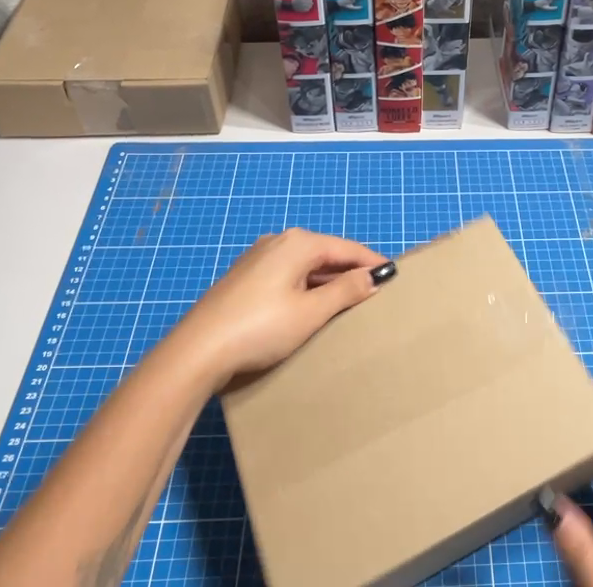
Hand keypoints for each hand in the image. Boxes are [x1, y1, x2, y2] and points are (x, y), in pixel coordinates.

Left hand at [172, 228, 387, 384]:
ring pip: (304, 266)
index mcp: (298, 243)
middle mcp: (277, 242)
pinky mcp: (244, 279)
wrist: (198, 351)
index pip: (346, 248)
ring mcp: (257, 259)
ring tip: (348, 304)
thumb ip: (346, 291)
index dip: (372, 262)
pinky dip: (305, 287)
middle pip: (325, 254)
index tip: (395, 277)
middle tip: (375, 293)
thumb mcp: (310, 312)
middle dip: (350, 271)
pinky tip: (311, 308)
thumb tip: (376, 275)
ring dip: (327, 282)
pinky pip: (287, 276)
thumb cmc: (261, 328)